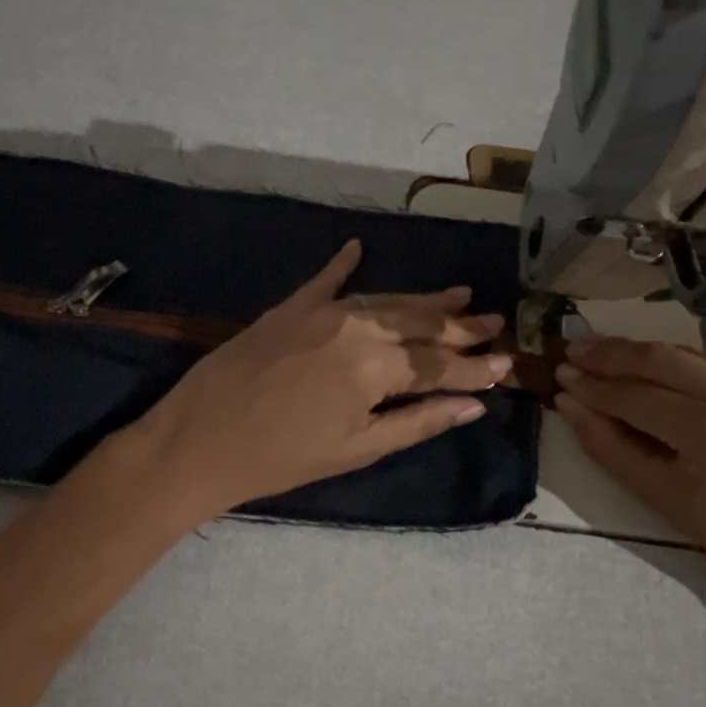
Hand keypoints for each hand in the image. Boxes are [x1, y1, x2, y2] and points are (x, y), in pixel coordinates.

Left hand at [114, 240, 511, 522]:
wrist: (197, 441)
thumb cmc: (281, 458)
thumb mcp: (357, 448)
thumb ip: (418, 421)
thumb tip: (472, 406)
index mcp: (375, 365)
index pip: (439, 363)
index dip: (475, 367)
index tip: (508, 365)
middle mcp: (355, 326)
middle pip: (418, 323)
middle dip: (459, 326)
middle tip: (494, 322)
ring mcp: (319, 311)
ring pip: (383, 300)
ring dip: (421, 300)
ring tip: (457, 295)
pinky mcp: (287, 308)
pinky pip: (323, 280)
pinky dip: (343, 265)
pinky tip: (358, 248)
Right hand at [553, 336, 705, 605]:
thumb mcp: (668, 500)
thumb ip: (613, 448)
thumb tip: (571, 406)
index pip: (636, 395)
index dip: (592, 385)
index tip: (557, 376)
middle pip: (660, 357)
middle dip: (609, 353)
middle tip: (571, 350)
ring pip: (686, 355)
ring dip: (640, 355)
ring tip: (599, 355)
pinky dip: (675, 367)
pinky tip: (651, 373)